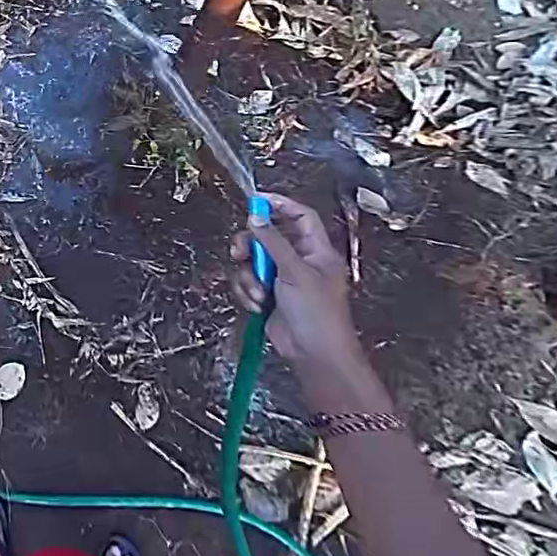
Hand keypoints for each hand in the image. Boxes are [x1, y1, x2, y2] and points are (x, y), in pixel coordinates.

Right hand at [230, 193, 363, 370]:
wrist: (315, 356)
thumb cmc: (316, 312)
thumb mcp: (294, 271)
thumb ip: (272, 241)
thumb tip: (255, 215)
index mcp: (316, 251)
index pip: (301, 216)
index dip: (280, 204)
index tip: (255, 200)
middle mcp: (299, 261)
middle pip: (268, 237)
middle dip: (251, 245)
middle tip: (239, 252)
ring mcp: (283, 279)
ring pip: (253, 261)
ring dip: (249, 276)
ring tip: (258, 293)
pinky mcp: (269, 295)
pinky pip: (248, 281)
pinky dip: (248, 292)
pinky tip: (257, 305)